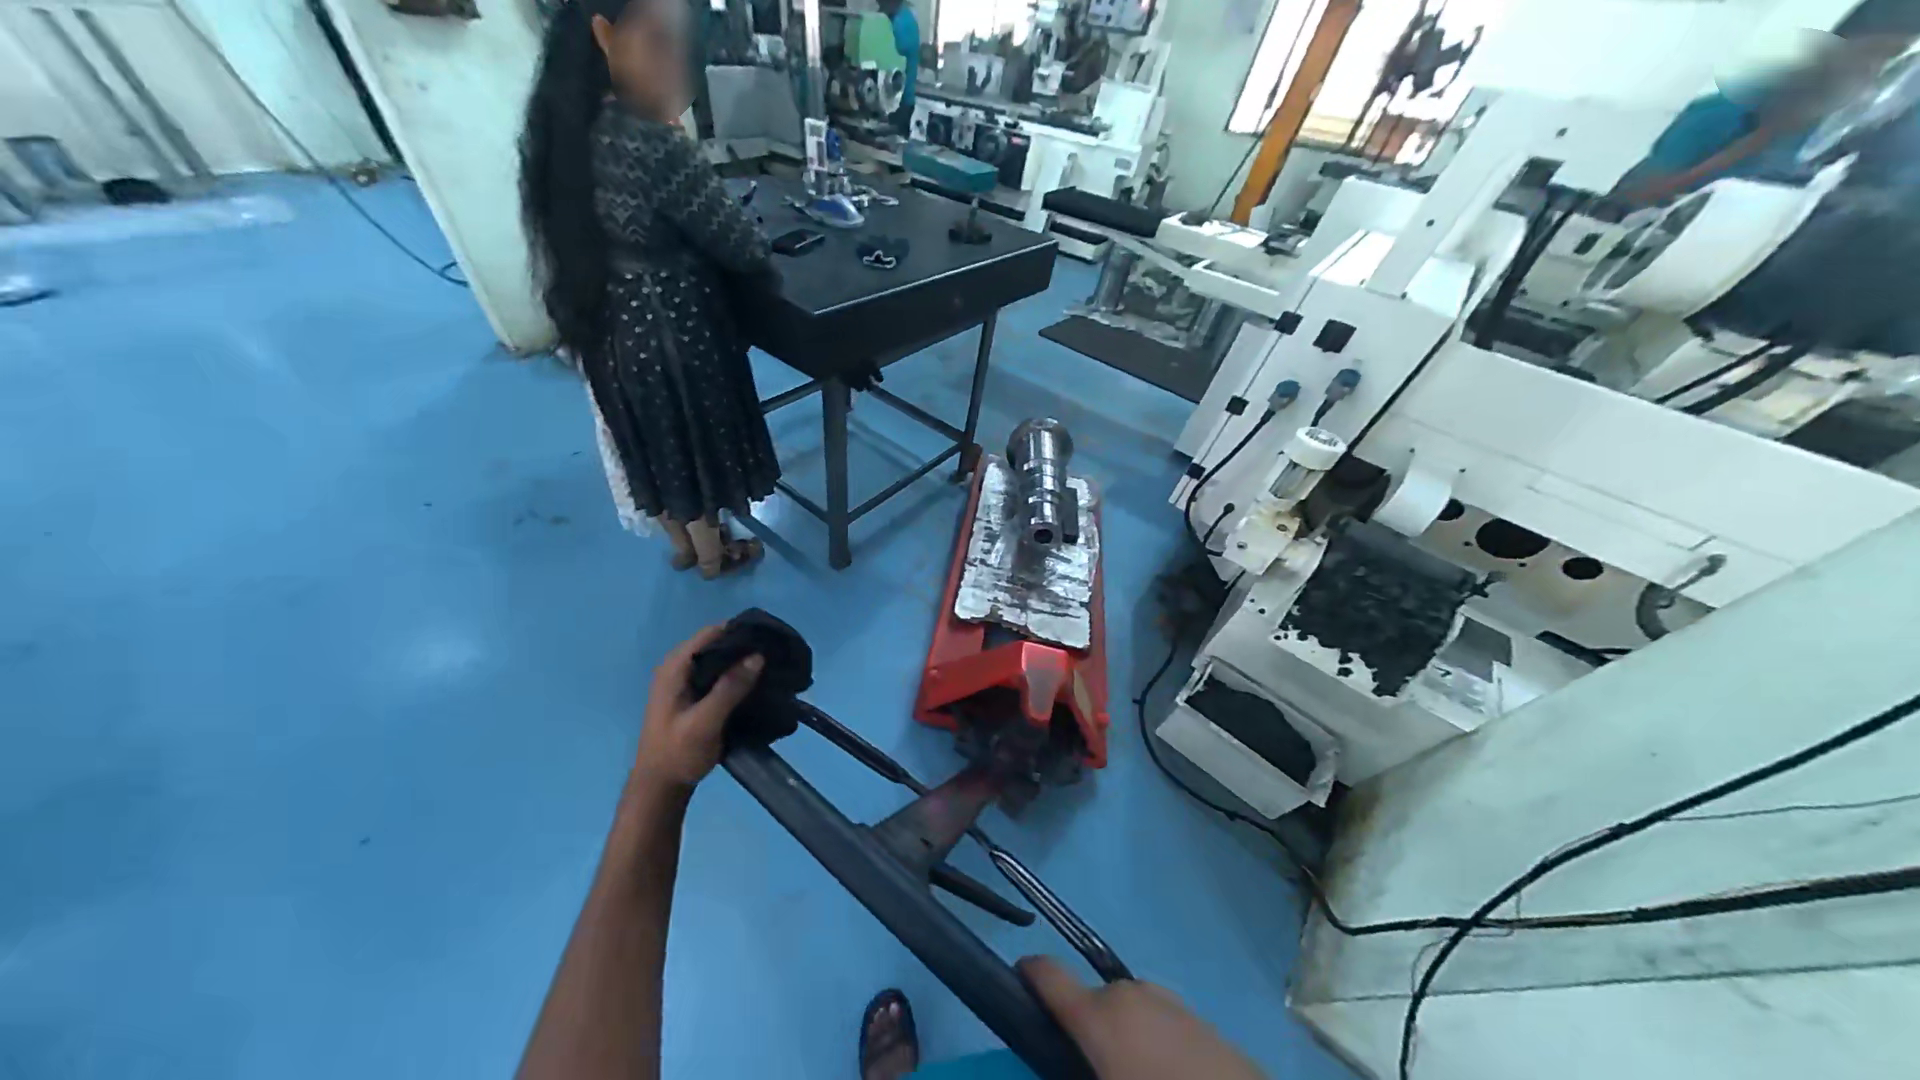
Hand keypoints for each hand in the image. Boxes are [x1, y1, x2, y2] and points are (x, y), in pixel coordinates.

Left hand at [633, 626, 762, 791]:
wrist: (660, 787)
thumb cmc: (678, 753)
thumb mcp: (705, 722)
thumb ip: (729, 689)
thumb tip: (758, 656)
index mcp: (675, 667)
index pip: (712, 633)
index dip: (740, 632)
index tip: (769, 640)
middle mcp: (679, 667)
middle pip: (717, 643)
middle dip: (745, 646)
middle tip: (775, 655)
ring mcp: (685, 680)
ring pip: (720, 659)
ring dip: (743, 661)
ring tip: (772, 667)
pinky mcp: (694, 693)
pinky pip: (719, 673)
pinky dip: (737, 674)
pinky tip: (758, 683)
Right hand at [1018, 957, 1265, 1079]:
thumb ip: (1067, 1066)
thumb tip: (1050, 1063)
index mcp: (1098, 1015)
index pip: (1046, 972)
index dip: (1026, 975)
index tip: (1017, 990)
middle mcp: (1128, 994)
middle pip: (1089, 1000)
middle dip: (1082, 1029)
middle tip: (1086, 1066)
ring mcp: (1168, 1002)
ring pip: (1126, 1011)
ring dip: (1120, 1036)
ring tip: (1130, 1074)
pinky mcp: (1199, 1018)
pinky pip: (1159, 1022)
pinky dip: (1152, 1042)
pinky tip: (1166, 1076)